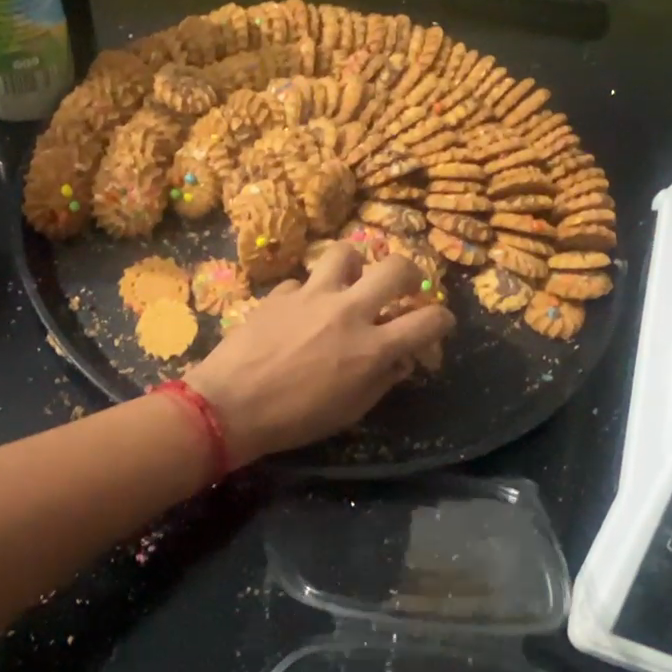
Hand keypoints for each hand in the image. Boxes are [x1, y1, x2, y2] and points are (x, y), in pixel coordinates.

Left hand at [184, 244, 454, 465]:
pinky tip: (301, 312)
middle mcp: (349, 311)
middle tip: (400, 289)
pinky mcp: (279, 293)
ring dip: (355, 266)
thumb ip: (381, 380)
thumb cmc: (295, 420)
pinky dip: (309, 293)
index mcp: (372, 347)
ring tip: (349, 284)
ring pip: (347, 252)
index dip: (442, 320)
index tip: (437, 324)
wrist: (230, 406)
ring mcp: (312, 295)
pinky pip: (303, 280)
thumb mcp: (349, 410)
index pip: (428, 320)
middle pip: (396, 267)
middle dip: (408, 274)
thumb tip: (400, 359)